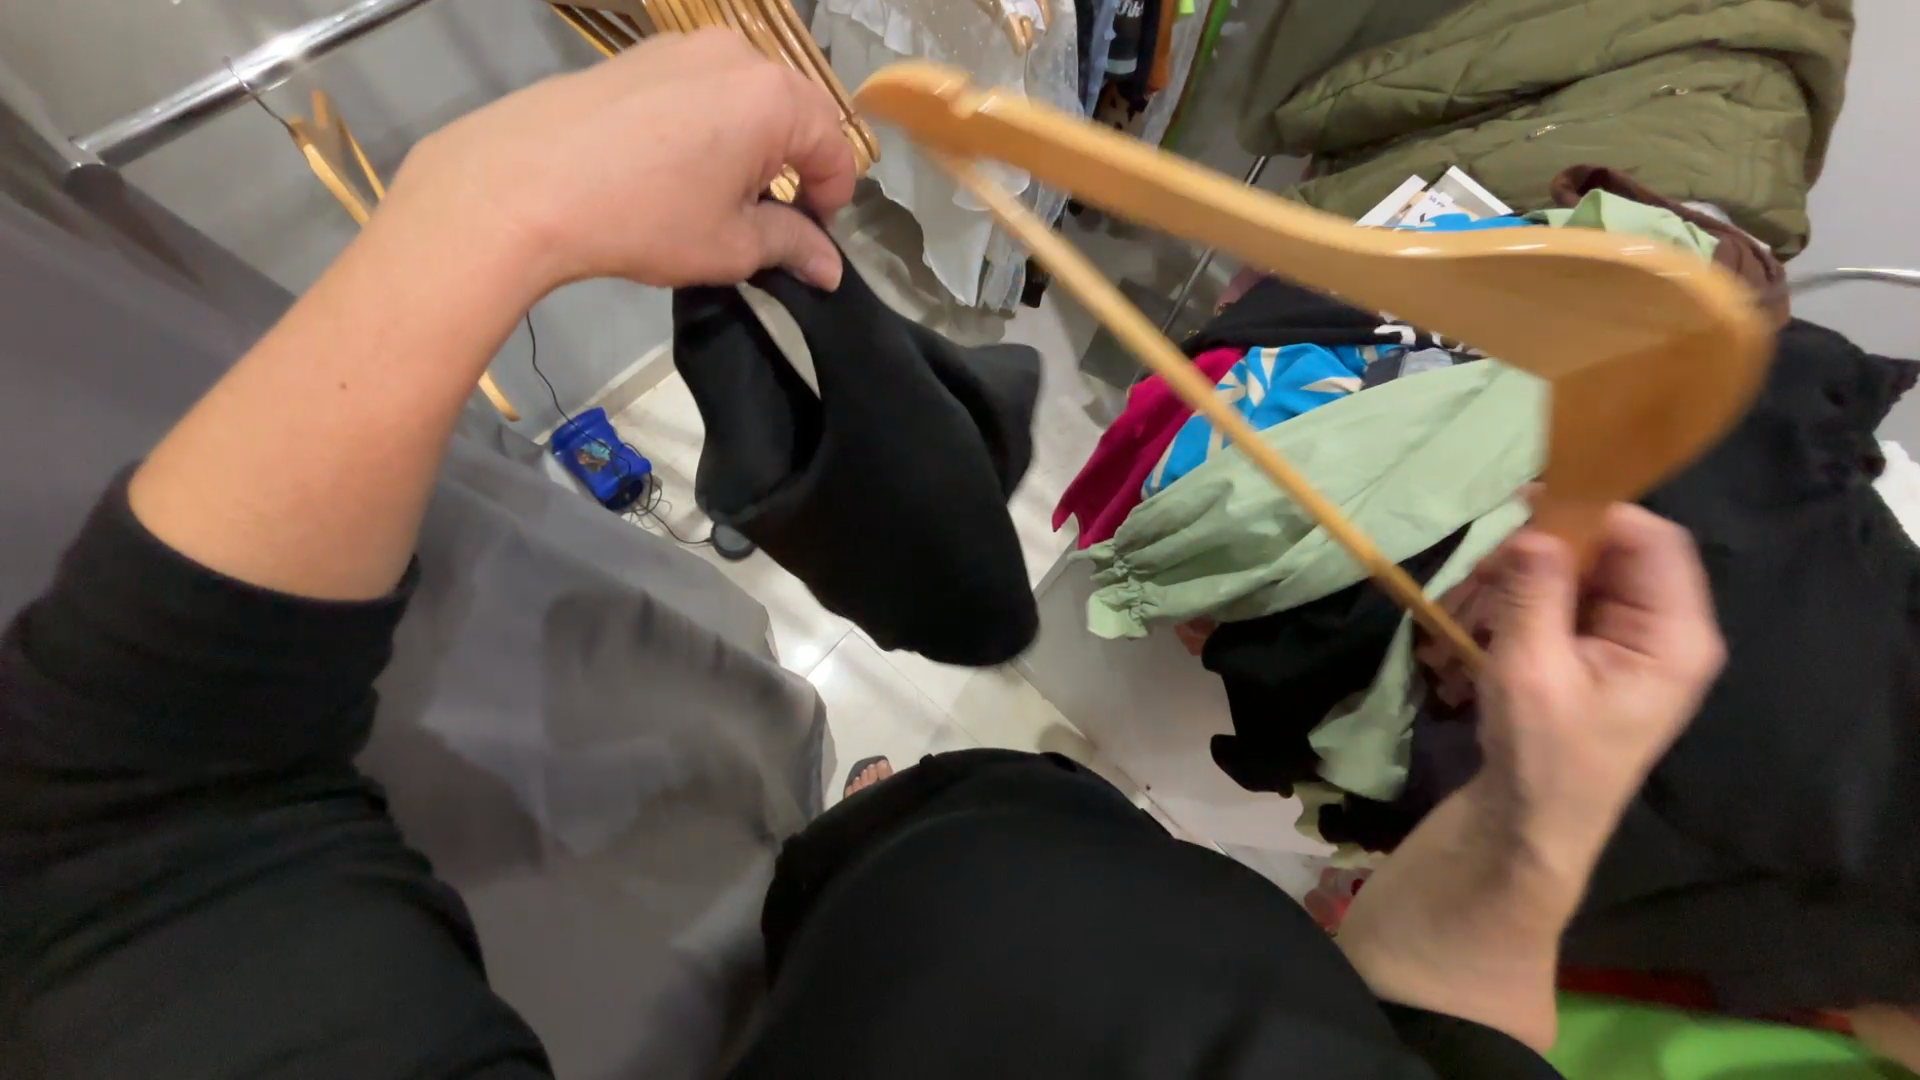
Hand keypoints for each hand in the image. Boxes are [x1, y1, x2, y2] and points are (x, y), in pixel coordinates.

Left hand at [381, 30, 856, 297]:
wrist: (525, 185)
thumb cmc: (648, 219)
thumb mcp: (735, 246)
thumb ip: (794, 246)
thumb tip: (831, 268)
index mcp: (774, 98)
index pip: (835, 149)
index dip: (833, 201)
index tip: (812, 239)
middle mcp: (738, 55)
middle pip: (797, 115)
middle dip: (799, 169)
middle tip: (775, 219)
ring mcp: (686, 46)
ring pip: (751, 99)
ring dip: (758, 147)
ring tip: (726, 196)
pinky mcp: (644, 55)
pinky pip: (707, 90)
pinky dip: (718, 128)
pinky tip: (685, 169)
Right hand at [1473, 504, 1726, 858]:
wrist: (1532, 816)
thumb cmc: (1543, 749)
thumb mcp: (1530, 668)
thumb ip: (1535, 594)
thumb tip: (1532, 529)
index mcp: (1671, 634)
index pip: (1651, 541)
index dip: (1593, 513)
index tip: (1522, 507)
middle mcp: (1659, 629)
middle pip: (1608, 556)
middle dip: (1538, 555)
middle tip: (1478, 574)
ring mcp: (1624, 641)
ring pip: (1574, 577)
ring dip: (1515, 583)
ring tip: (1464, 611)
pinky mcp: (1591, 653)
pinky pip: (1556, 604)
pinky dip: (1513, 605)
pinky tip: (1474, 627)